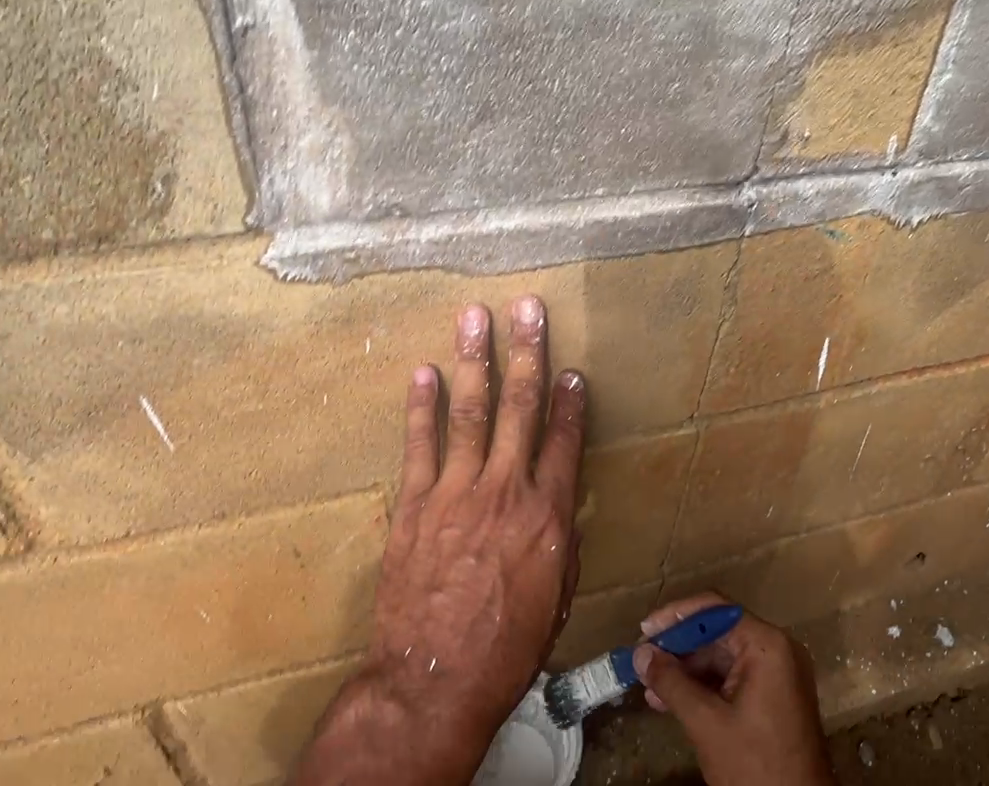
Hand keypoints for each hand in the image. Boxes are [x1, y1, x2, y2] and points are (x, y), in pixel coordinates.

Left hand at [292, 297, 586, 785]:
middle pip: (520, 407)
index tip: (572, 370)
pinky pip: (420, 444)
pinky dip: (422, 406)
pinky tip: (424, 372)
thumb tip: (558, 505)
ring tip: (475, 317)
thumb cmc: (507, 647)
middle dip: (527, 352)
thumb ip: (559, 539)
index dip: (570, 402)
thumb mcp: (555, 596)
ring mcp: (457, 492)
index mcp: (548, 515)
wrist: (435, 680)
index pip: (564, 441)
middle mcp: (506, 491)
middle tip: (528, 308)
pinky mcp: (416, 503)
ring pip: (471, 411)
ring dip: (474, 359)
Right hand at [634, 593, 835, 785]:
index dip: (676, 617)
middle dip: (678, 647)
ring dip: (685, 670)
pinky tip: (671, 701)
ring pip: (722, 657)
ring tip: (650, 686)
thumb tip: (640, 654)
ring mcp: (778, 674)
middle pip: (718, 632)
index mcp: (767, 645)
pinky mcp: (774, 696)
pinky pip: (732, 677)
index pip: (715, 610)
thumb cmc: (754, 765)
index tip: (645, 631)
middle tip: (643, 660)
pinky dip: (703, 686)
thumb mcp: (705, 722)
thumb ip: (671, 682)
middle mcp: (777, 650)